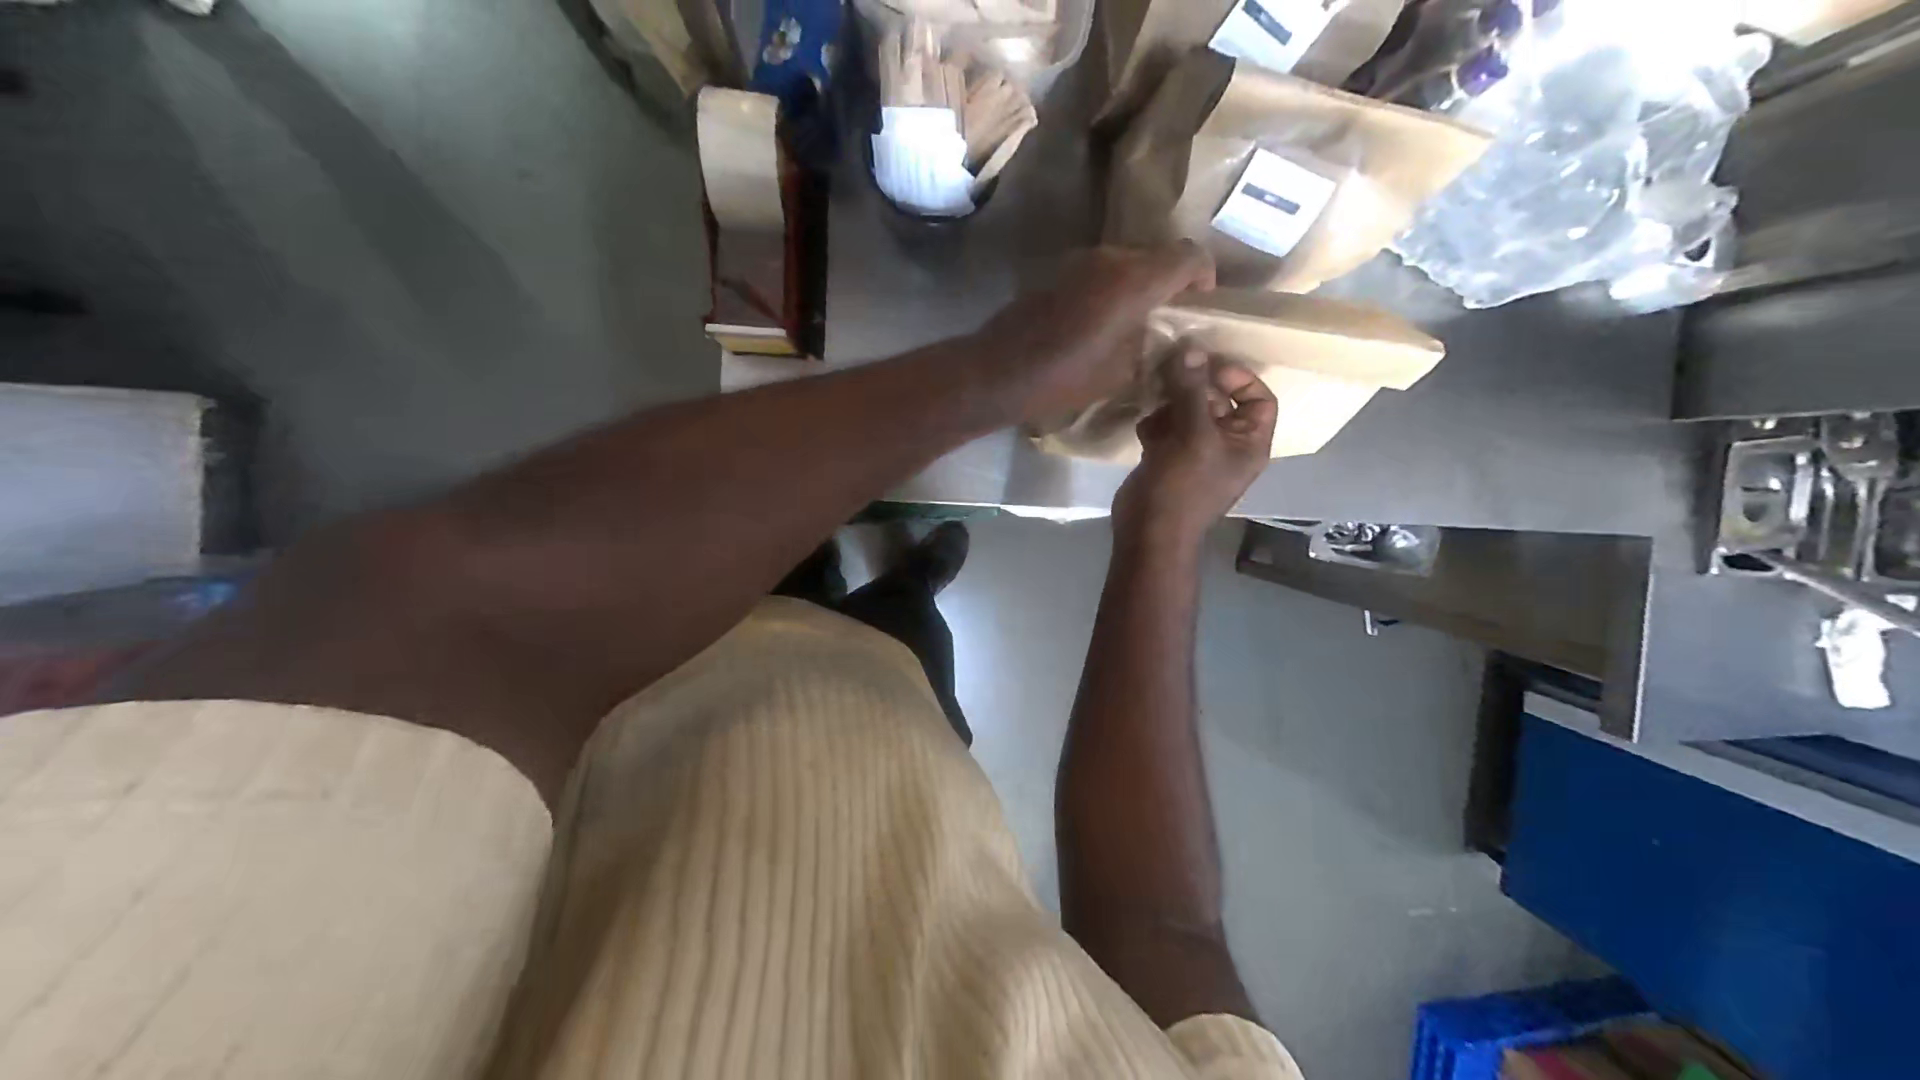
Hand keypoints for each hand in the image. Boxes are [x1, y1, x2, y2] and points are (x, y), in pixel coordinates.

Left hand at [973, 242, 1215, 422]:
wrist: (998, 371)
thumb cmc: (1063, 378)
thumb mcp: (1120, 373)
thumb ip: (1149, 346)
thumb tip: (1160, 337)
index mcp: (1134, 281)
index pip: (1188, 256)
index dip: (1203, 275)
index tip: (1200, 303)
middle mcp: (1110, 259)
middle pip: (1156, 256)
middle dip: (1170, 282)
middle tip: (1169, 318)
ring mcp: (1080, 261)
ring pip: (1126, 261)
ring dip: (1138, 284)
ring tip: (1135, 323)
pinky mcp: (1058, 272)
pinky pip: (1099, 271)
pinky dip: (1111, 288)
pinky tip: (1102, 321)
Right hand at [1113, 350, 1277, 544]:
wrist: (1148, 533)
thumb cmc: (1182, 487)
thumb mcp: (1193, 435)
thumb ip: (1192, 390)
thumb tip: (1190, 348)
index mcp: (1248, 443)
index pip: (1259, 398)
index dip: (1238, 378)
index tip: (1207, 366)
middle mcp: (1225, 445)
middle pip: (1217, 400)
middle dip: (1195, 385)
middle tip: (1169, 369)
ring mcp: (1193, 452)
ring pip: (1187, 411)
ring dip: (1170, 400)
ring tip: (1153, 393)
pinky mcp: (1166, 458)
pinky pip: (1165, 428)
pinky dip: (1155, 422)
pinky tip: (1145, 427)